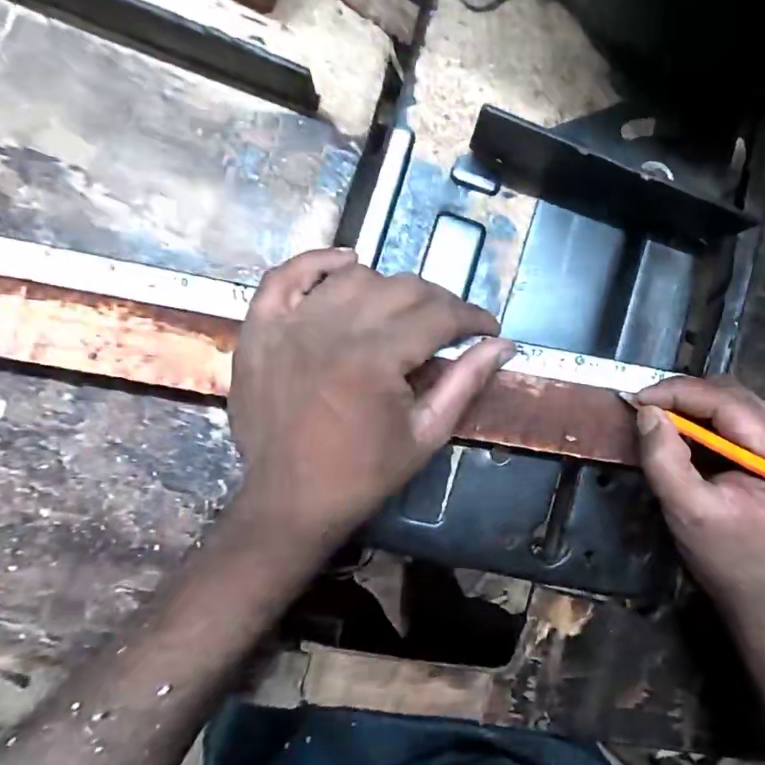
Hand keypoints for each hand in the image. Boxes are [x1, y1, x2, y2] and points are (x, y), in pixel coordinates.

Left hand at [227, 248, 513, 549]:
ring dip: (391, 288)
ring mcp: (290, 326)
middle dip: (441, 302)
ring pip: (356, 277)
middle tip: (454, 327)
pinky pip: (288, 274)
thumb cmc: (364, 474)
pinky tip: (348, 263)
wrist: (289, 501)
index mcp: (374, 360)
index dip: (473, 318)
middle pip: (402, 288)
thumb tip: (504, 345)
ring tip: (404, 313)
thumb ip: (466, 382)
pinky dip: (319, 262)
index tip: (489, 330)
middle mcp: (331, 331)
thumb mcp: (427, 433)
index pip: (439, 315)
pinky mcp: (261, 330)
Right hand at [633, 377, 764, 618]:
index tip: (638, 398)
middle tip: (645, 409)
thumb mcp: (688, 513)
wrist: (761, 597)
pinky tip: (684, 435)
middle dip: (685, 397)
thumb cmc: (729, 561)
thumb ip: (666, 460)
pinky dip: (706, 420)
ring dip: (694, 407)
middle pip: (734, 396)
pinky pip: (737, 418)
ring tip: (661, 422)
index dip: (680, 393)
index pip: (730, 403)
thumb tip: (648, 412)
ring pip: (734, 402)